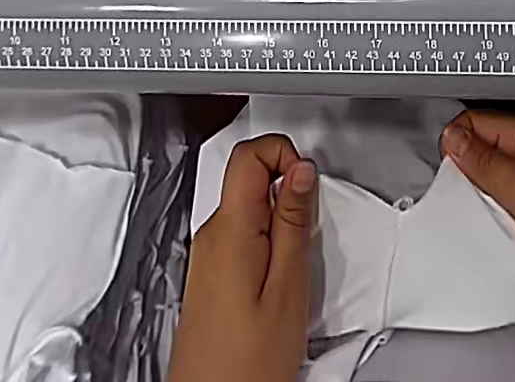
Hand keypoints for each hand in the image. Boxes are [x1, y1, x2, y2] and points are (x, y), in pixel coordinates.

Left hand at [168, 134, 318, 381]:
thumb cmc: (247, 364)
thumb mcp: (288, 286)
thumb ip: (294, 220)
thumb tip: (301, 169)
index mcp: (230, 229)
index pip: (249, 154)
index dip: (283, 154)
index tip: (306, 184)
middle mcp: (212, 234)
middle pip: (250, 176)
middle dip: (286, 191)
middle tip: (305, 232)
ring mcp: (208, 254)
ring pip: (249, 206)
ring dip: (278, 220)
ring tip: (293, 265)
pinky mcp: (211, 273)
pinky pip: (242, 233)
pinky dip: (267, 241)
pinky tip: (278, 279)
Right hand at [441, 110, 514, 338]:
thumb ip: (486, 163)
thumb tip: (453, 136)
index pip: (476, 122)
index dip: (456, 144)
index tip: (448, 173)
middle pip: (484, 151)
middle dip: (467, 174)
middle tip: (461, 201)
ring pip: (496, 184)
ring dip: (484, 201)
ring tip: (481, 222)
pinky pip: (512, 210)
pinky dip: (501, 222)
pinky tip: (500, 238)